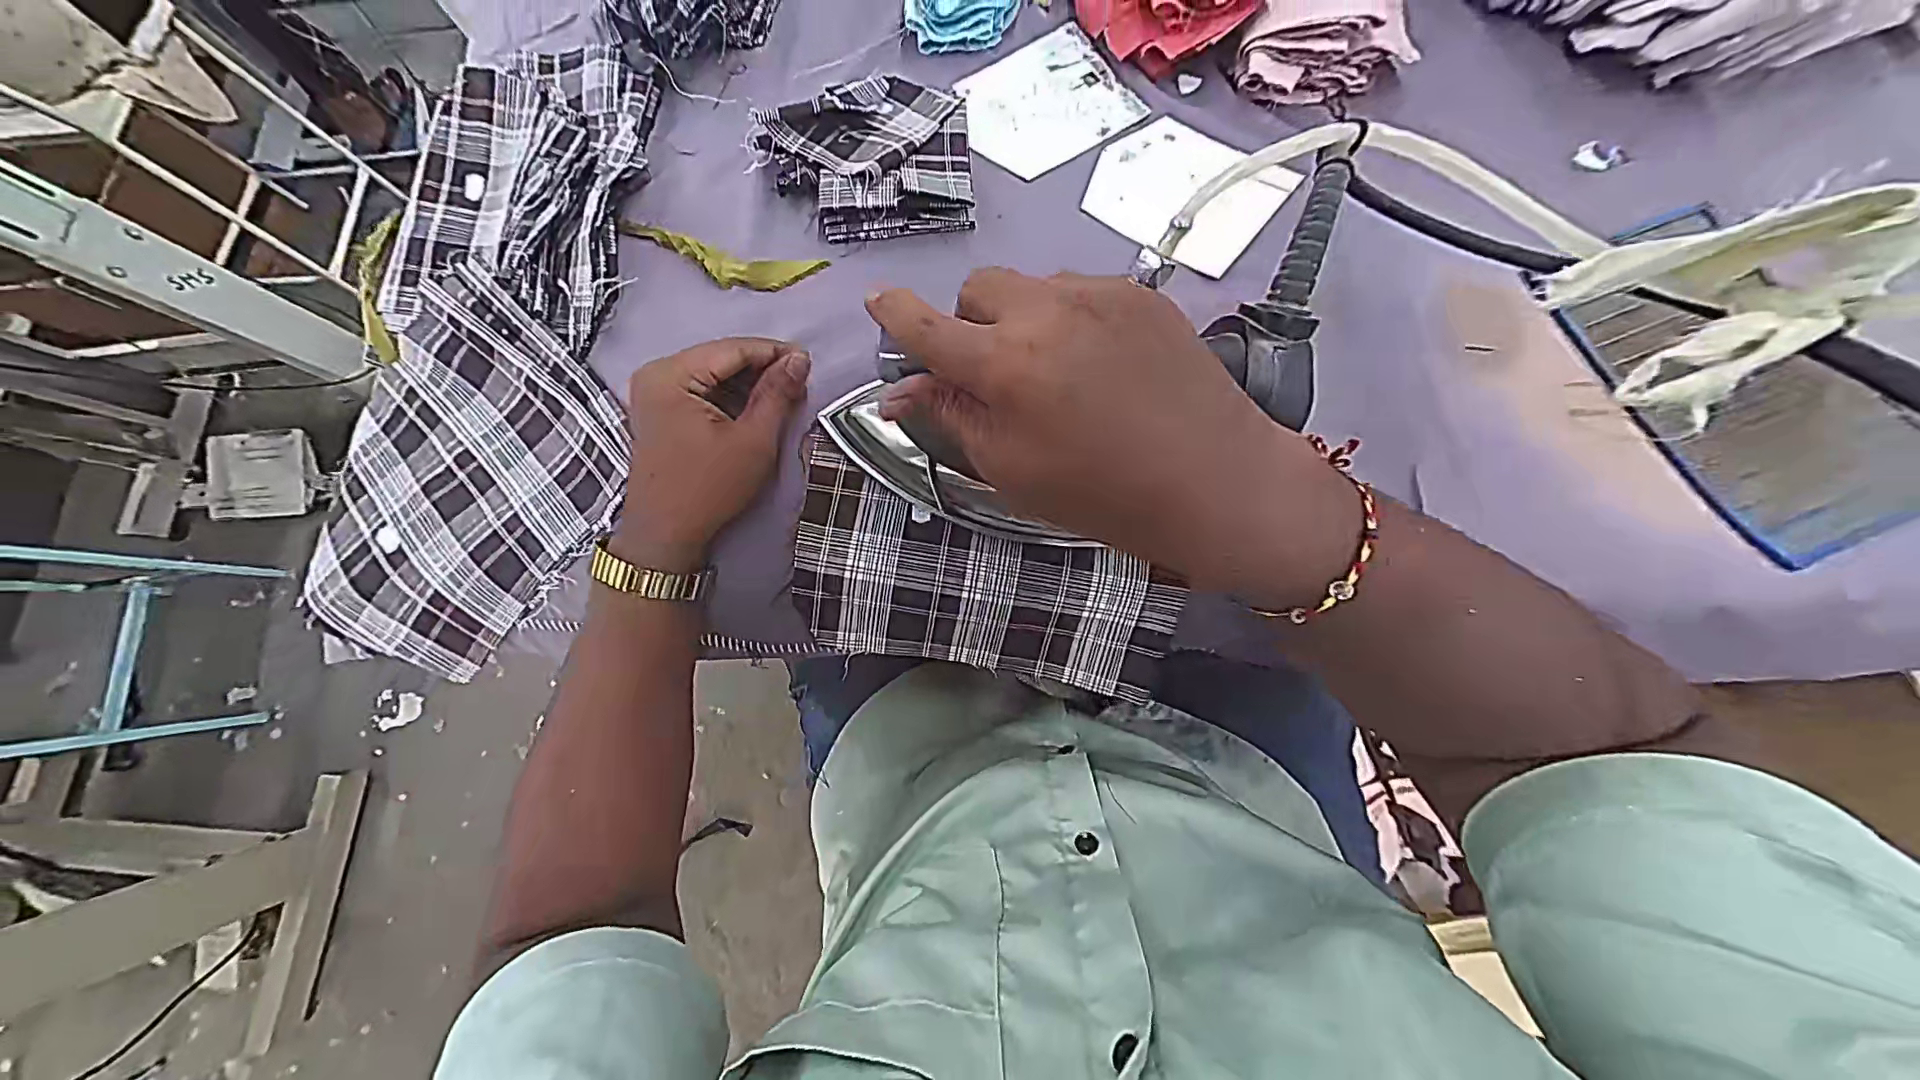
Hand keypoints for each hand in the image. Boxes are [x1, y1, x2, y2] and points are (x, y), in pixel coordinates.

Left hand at [615, 338, 809, 571]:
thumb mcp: (753, 440)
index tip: (806, 362)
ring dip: (749, 385)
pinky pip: (702, 393)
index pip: (732, 348)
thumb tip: (798, 360)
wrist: (666, 534)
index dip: (774, 352)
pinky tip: (756, 412)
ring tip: (783, 401)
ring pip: (714, 376)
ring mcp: (654, 394)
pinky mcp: (660, 412)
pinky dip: (732, 399)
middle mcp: (656, 375)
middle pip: (721, 359)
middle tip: (798, 384)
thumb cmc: (708, 489)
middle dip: (762, 370)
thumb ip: (777, 394)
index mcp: (671, 375)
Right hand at [866, 269, 1355, 600]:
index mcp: (1006, 365)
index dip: (896, 315)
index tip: (879, 302)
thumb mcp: (1010, 468)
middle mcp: (1047, 311)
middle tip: (995, 372)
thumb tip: (900, 391)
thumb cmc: (1100, 494)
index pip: (928, 326)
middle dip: (972, 324)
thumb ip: (951, 416)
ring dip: (1023, 320)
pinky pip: (1081, 292)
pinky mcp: (1141, 294)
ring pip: (1032, 287)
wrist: (1212, 482)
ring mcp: (1100, 295)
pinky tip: (1099, 365)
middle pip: (979, 289)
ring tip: (1056, 372)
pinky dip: (1070, 320)